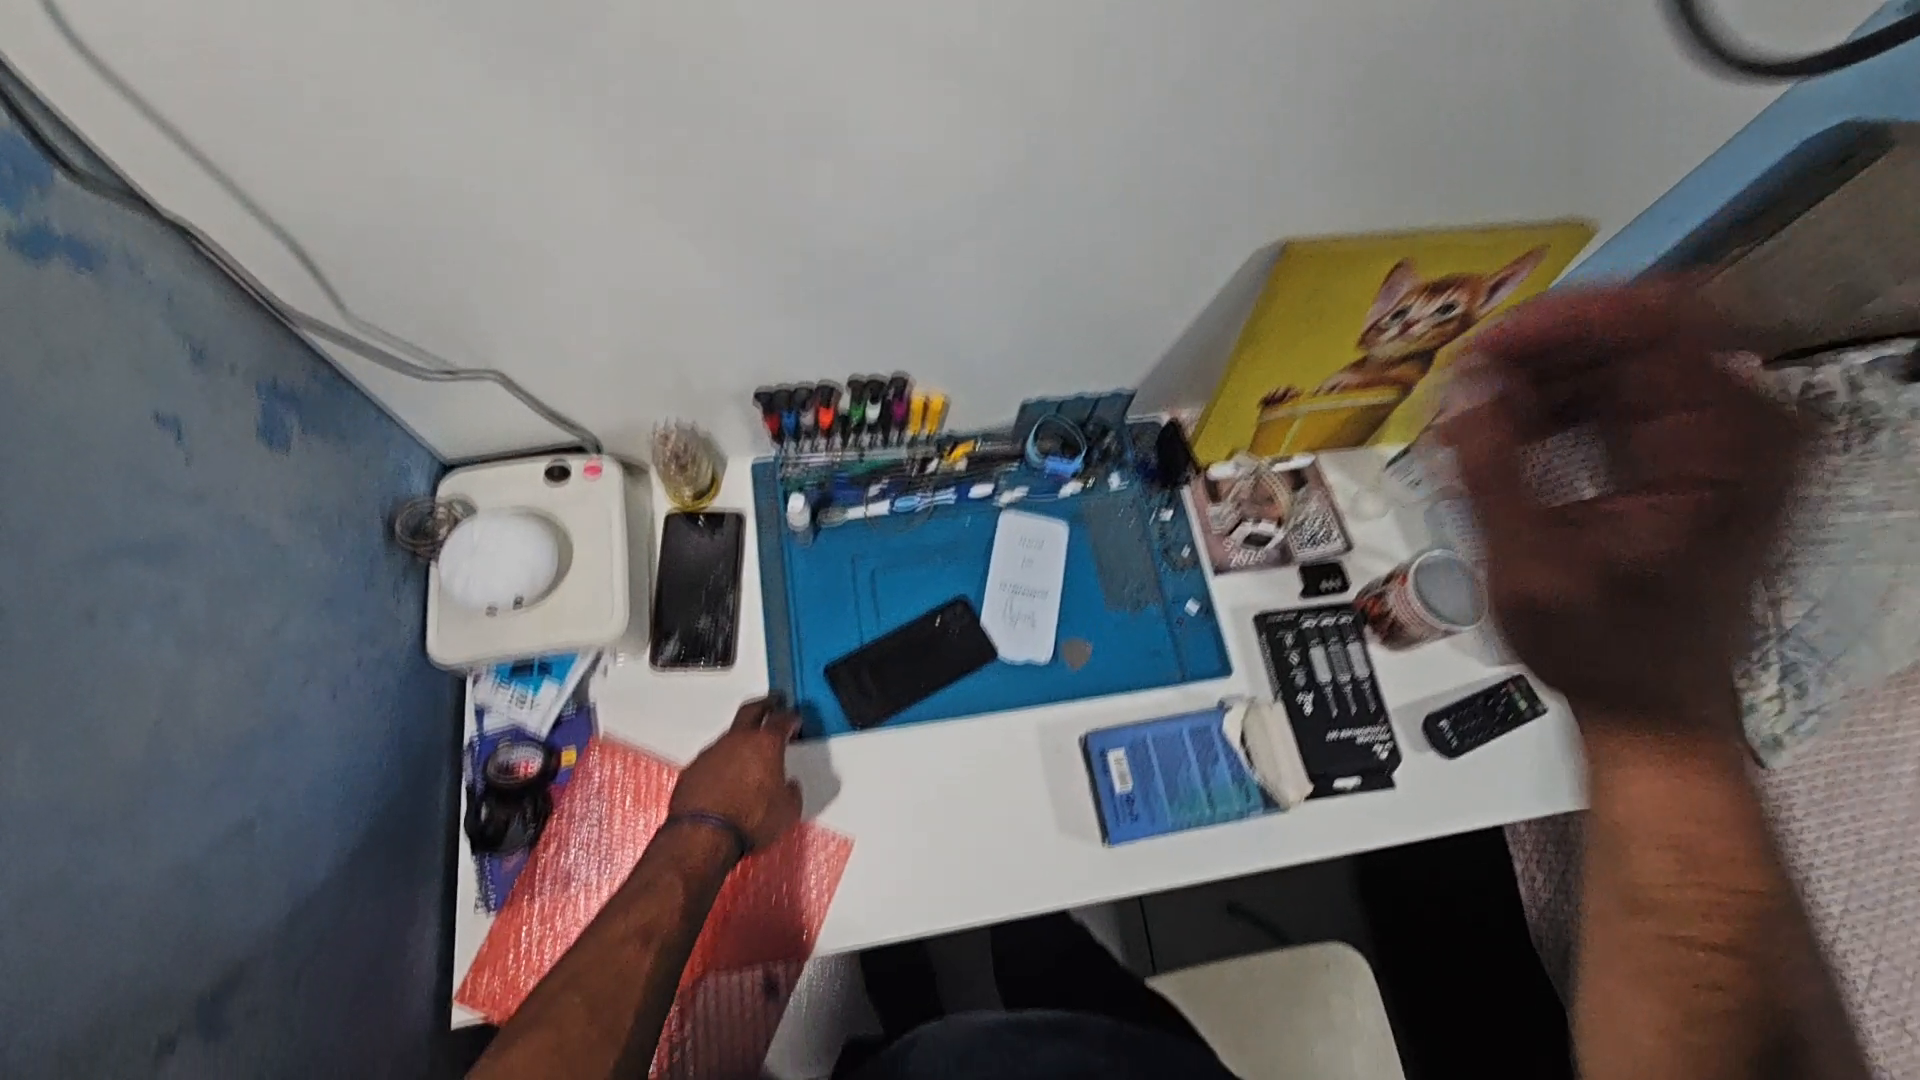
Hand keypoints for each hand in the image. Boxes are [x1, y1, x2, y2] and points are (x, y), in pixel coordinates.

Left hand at [669, 698, 803, 852]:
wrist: (704, 837)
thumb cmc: (747, 820)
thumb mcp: (788, 810)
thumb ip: (792, 791)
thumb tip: (790, 789)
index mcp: (766, 744)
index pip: (782, 719)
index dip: (791, 717)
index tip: (794, 718)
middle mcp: (738, 741)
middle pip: (752, 710)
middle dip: (765, 704)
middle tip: (772, 703)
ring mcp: (712, 752)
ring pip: (730, 736)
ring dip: (741, 739)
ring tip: (749, 752)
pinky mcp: (694, 769)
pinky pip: (712, 759)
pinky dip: (721, 763)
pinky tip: (726, 778)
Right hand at [1438, 283, 1805, 722]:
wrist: (1649, 698)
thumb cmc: (1608, 649)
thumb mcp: (1528, 564)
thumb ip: (1490, 469)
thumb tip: (1462, 392)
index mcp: (1730, 446)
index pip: (1660, 319)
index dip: (1562, 320)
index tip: (1488, 345)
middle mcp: (1742, 430)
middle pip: (1637, 332)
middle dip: (1539, 352)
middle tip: (1467, 383)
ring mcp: (1718, 441)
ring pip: (1621, 359)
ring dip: (1538, 379)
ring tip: (1476, 415)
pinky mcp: (1688, 455)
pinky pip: (1616, 396)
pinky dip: (1553, 406)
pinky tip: (1506, 437)